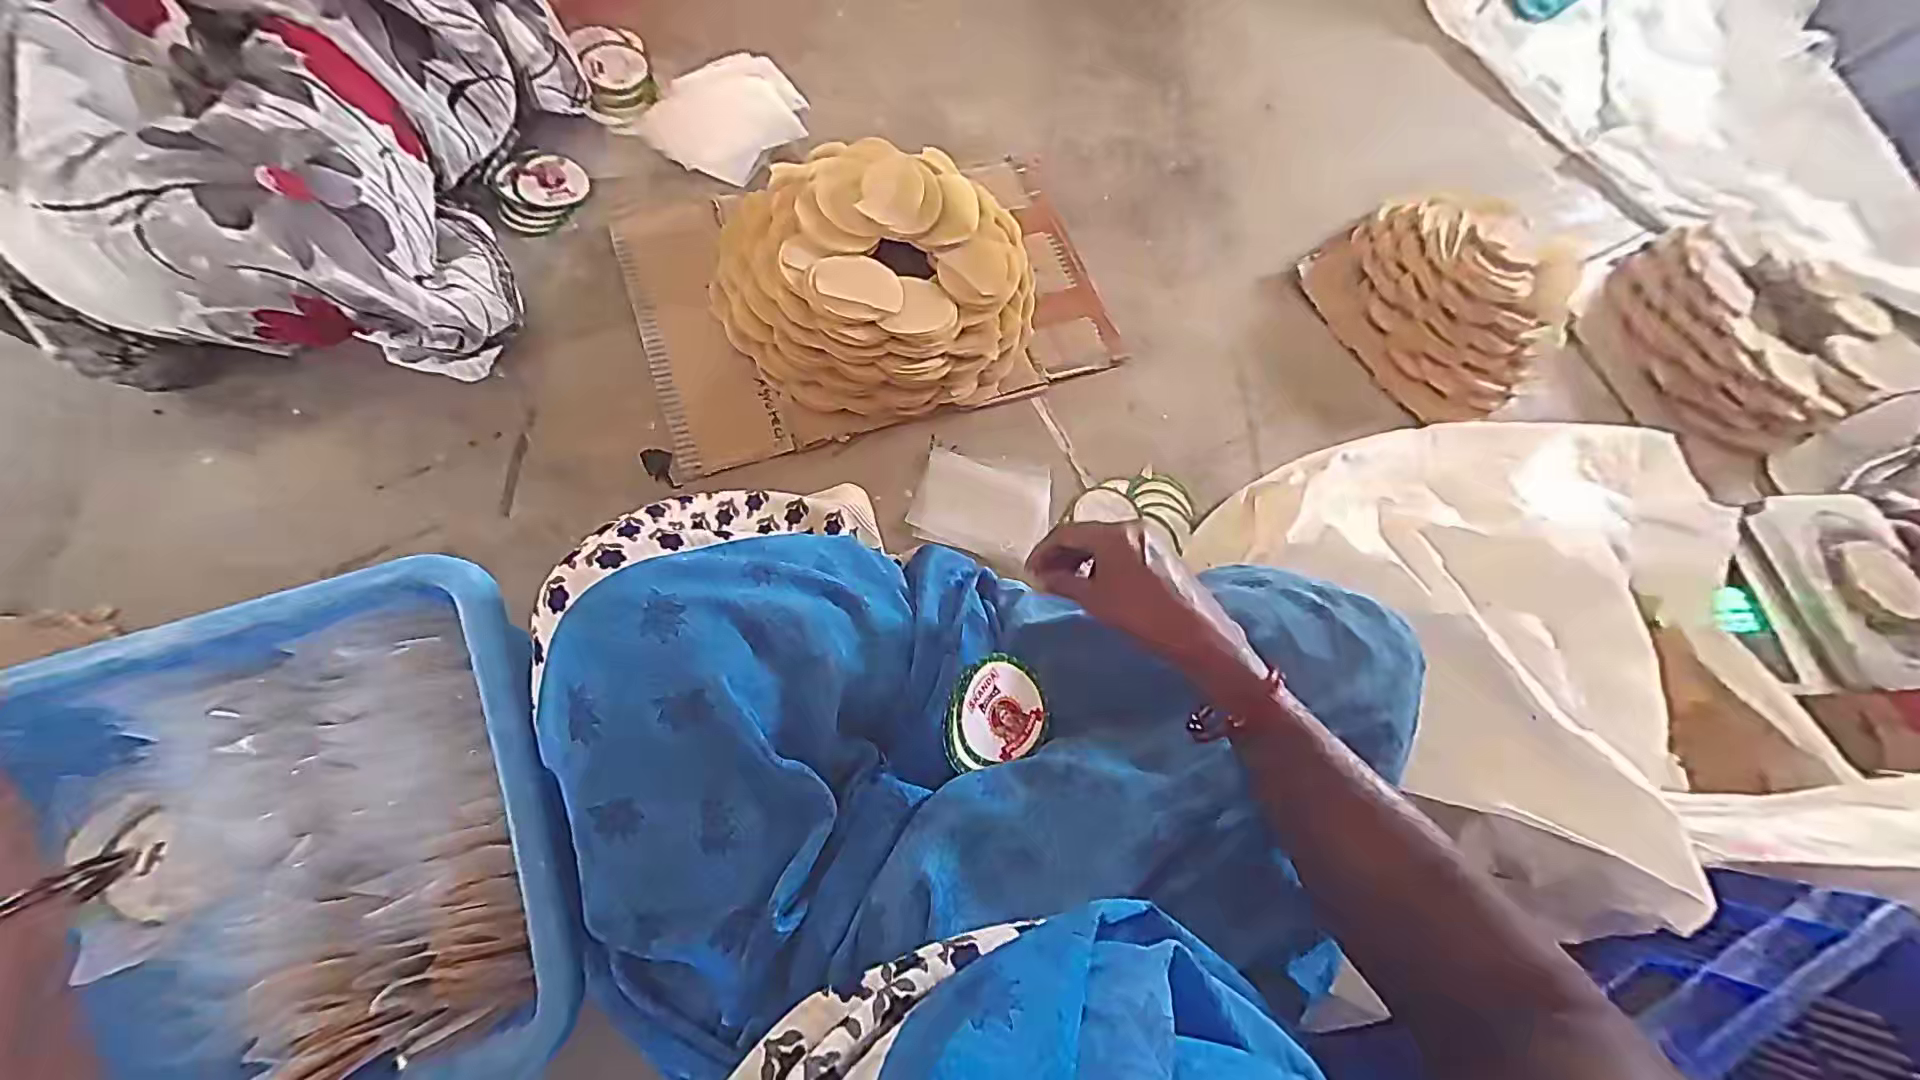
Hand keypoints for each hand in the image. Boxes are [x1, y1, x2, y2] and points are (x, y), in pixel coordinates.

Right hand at [1025, 520, 1268, 699]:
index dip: (1043, 552)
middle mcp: (1131, 527)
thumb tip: (1044, 578)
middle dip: (1061, 554)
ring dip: (1080, 559)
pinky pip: (1120, 551)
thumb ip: (1064, 582)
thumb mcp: (1095, 599)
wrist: (1196, 634)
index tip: (1030, 572)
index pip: (1066, 532)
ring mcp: (1149, 539)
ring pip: (1103, 542)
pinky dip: (1100, 563)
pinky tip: (1093, 583)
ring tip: (1064, 582)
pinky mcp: (1160, 554)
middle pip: (1085, 534)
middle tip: (1043, 577)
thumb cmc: (1141, 615)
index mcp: (1114, 534)